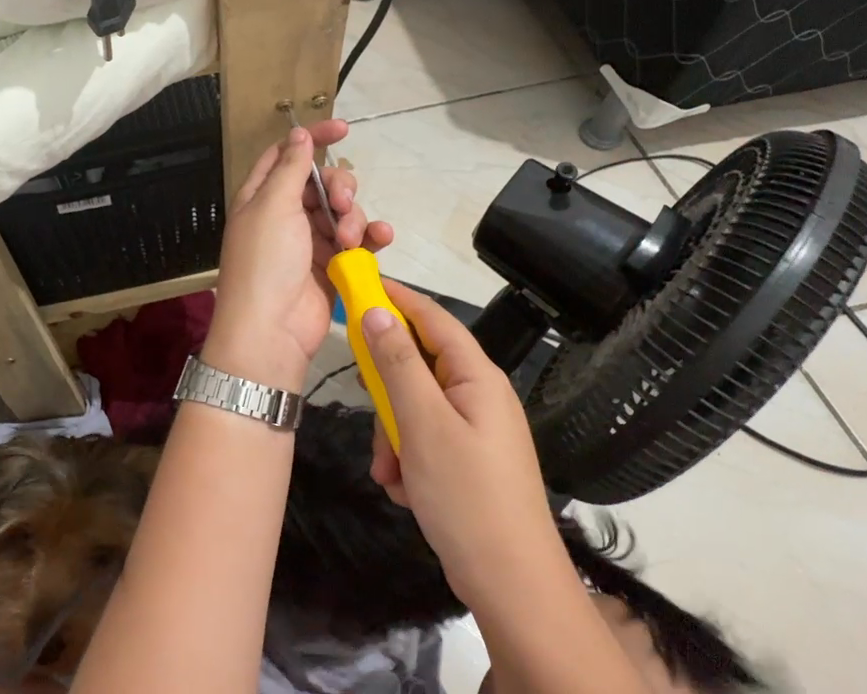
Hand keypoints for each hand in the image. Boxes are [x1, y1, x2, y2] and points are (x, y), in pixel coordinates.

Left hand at [206, 120, 392, 390]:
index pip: (287, 154)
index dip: (312, 138)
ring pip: (343, 212)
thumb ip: (290, 168)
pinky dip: (370, 237)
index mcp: (262, 196)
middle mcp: (284, 216)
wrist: (272, 331)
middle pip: (322, 183)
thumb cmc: (265, 263)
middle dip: (341, 187)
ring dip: (354, 217)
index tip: (343, 128)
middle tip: (344, 203)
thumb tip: (298, 134)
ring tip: (349, 239)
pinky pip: (356, 242)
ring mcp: (309, 242)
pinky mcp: (331, 266)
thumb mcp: (273, 207)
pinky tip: (381, 238)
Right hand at [364, 281, 547, 606]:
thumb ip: (397, 364)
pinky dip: (406, 460)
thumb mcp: (422, 424)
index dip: (396, 298)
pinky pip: (423, 441)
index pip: (433, 318)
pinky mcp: (466, 462)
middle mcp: (478, 396)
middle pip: (417, 367)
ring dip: (392, 437)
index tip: (356, 285)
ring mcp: (474, 431)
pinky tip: (405, 490)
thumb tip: (376, 311)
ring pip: (414, 409)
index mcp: (477, 377)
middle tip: (371, 417)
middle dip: (387, 395)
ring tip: (390, 473)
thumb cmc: (467, 496)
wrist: (511, 582)